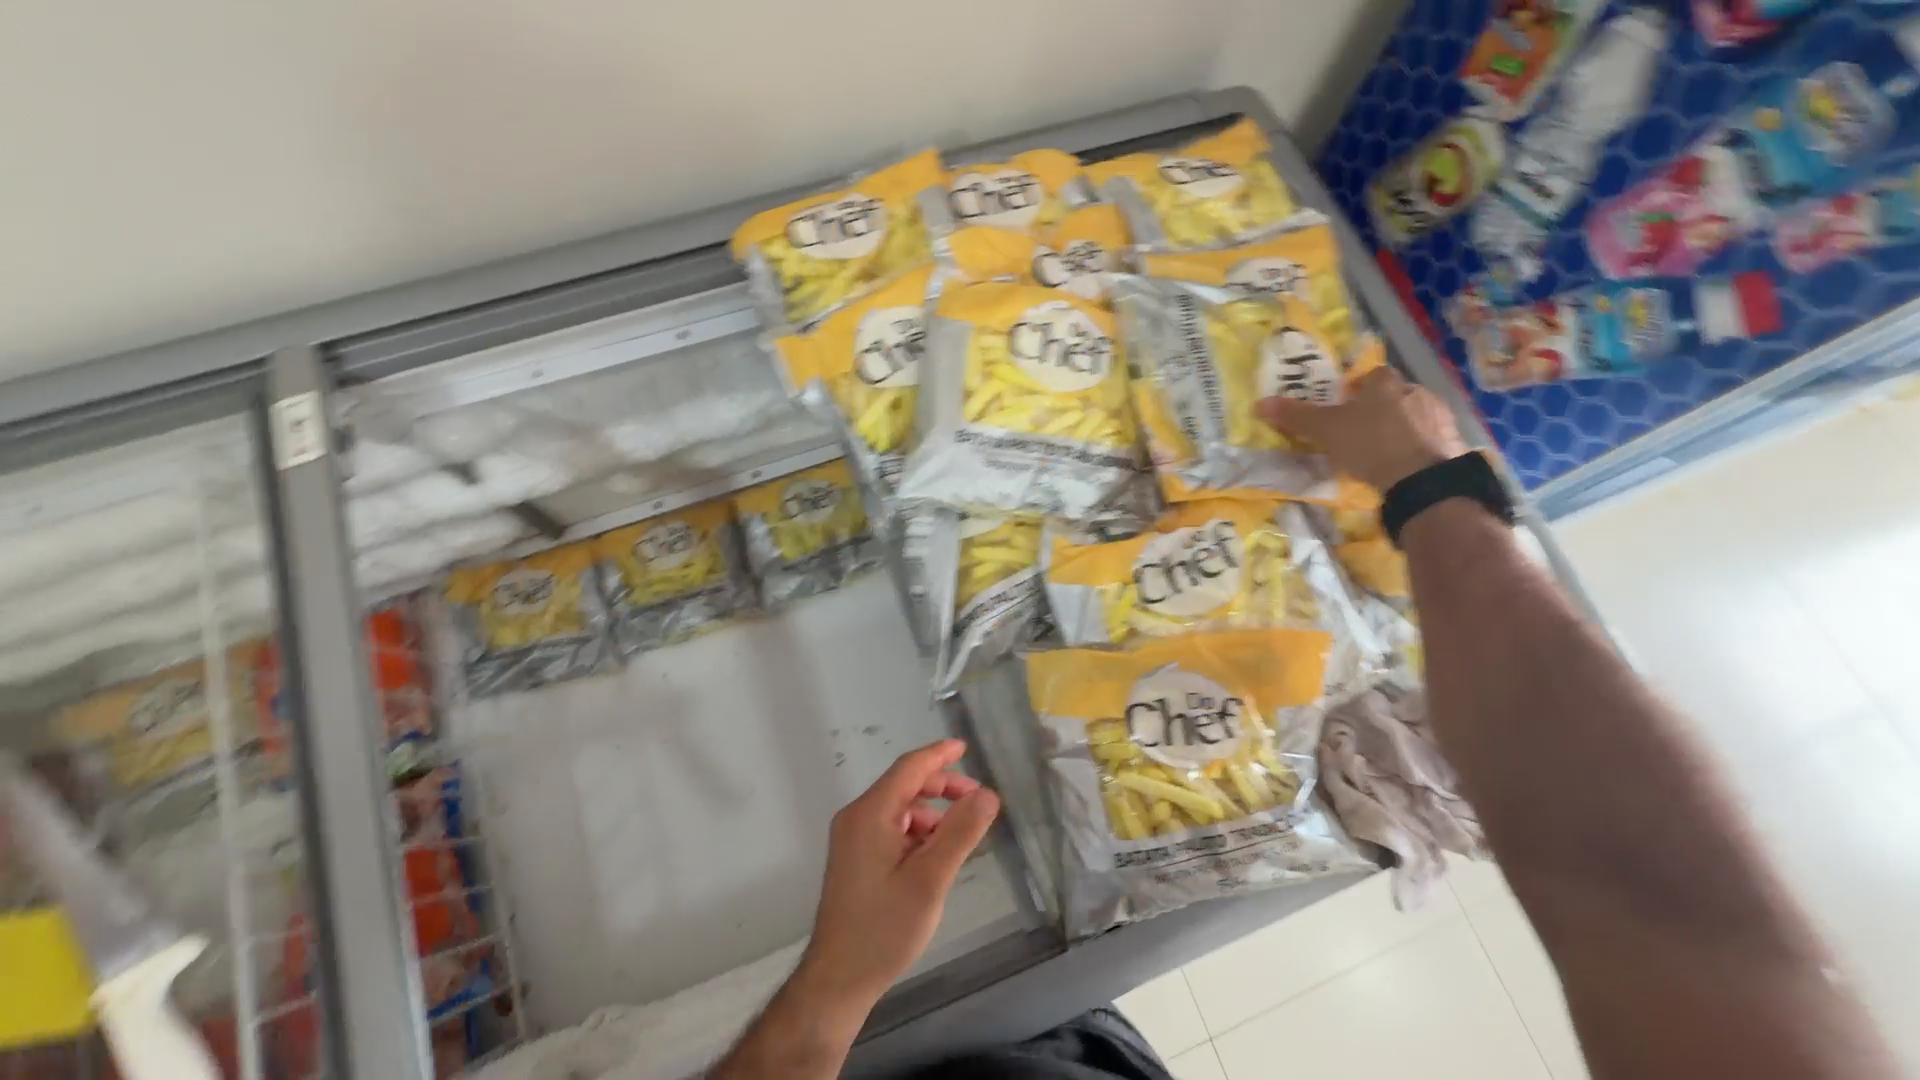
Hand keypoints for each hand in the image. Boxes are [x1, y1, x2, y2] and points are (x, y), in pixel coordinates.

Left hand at [800, 739, 1000, 1008]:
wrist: (839, 978)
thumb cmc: (884, 928)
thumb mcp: (930, 879)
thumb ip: (960, 833)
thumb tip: (987, 794)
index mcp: (869, 815)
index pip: (908, 769)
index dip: (938, 755)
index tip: (965, 747)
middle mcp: (856, 819)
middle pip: (903, 786)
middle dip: (941, 786)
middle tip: (977, 799)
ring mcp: (852, 840)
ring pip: (898, 810)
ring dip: (931, 813)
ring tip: (961, 834)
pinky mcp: (855, 861)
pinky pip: (890, 830)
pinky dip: (917, 832)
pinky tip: (936, 855)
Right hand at [1257, 366, 1469, 491]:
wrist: (1421, 477)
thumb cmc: (1369, 443)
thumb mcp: (1326, 430)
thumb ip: (1296, 417)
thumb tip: (1259, 403)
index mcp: (1385, 382)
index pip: (1371, 376)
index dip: (1359, 390)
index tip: (1347, 408)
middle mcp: (1415, 390)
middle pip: (1394, 394)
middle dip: (1380, 409)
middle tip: (1361, 433)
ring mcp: (1439, 414)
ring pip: (1414, 415)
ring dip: (1402, 428)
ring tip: (1384, 453)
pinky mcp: (1453, 440)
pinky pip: (1431, 438)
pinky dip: (1418, 447)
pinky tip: (1405, 465)